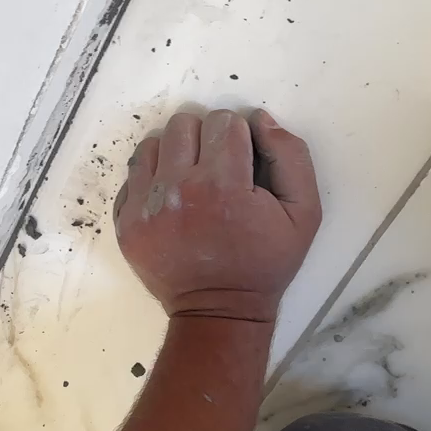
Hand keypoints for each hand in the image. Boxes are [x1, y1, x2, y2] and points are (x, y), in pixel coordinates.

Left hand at [113, 108, 321, 323]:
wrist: (218, 311)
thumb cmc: (265, 263)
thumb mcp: (304, 213)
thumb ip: (291, 156)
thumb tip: (260, 119)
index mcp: (223, 184)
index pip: (224, 121)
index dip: (239, 136)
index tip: (243, 163)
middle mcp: (178, 188)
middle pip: (184, 125)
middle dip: (205, 138)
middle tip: (217, 168)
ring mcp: (145, 205)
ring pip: (154, 143)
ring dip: (175, 153)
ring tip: (191, 179)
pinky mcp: (126, 221)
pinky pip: (133, 174)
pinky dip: (152, 177)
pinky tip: (171, 197)